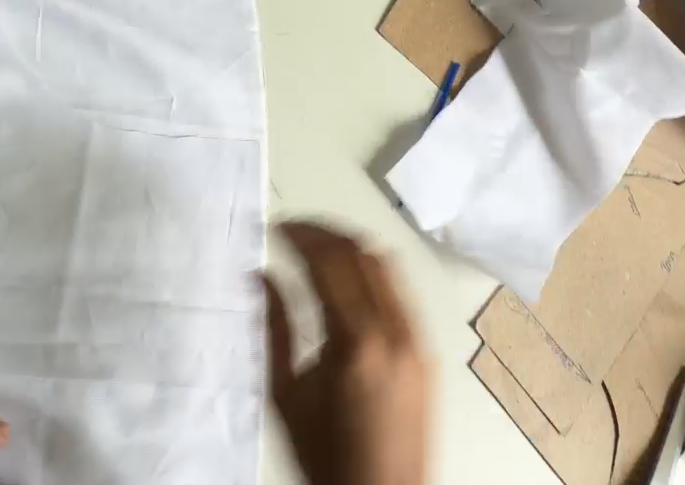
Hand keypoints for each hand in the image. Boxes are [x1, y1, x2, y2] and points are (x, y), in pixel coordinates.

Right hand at [265, 222, 430, 484]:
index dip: (299, 234)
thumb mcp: (285, 392)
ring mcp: (416, 341)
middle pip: (359, 251)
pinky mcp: (426, 351)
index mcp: (355, 344)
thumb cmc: (327, 458)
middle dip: (321, 230)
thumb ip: (273, 324)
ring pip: (386, 263)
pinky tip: (348, 272)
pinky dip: (371, 267)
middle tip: (290, 228)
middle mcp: (394, 334)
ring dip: (348, 242)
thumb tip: (259, 274)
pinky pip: (400, 289)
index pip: (328, 260)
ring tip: (315, 243)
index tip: (275, 226)